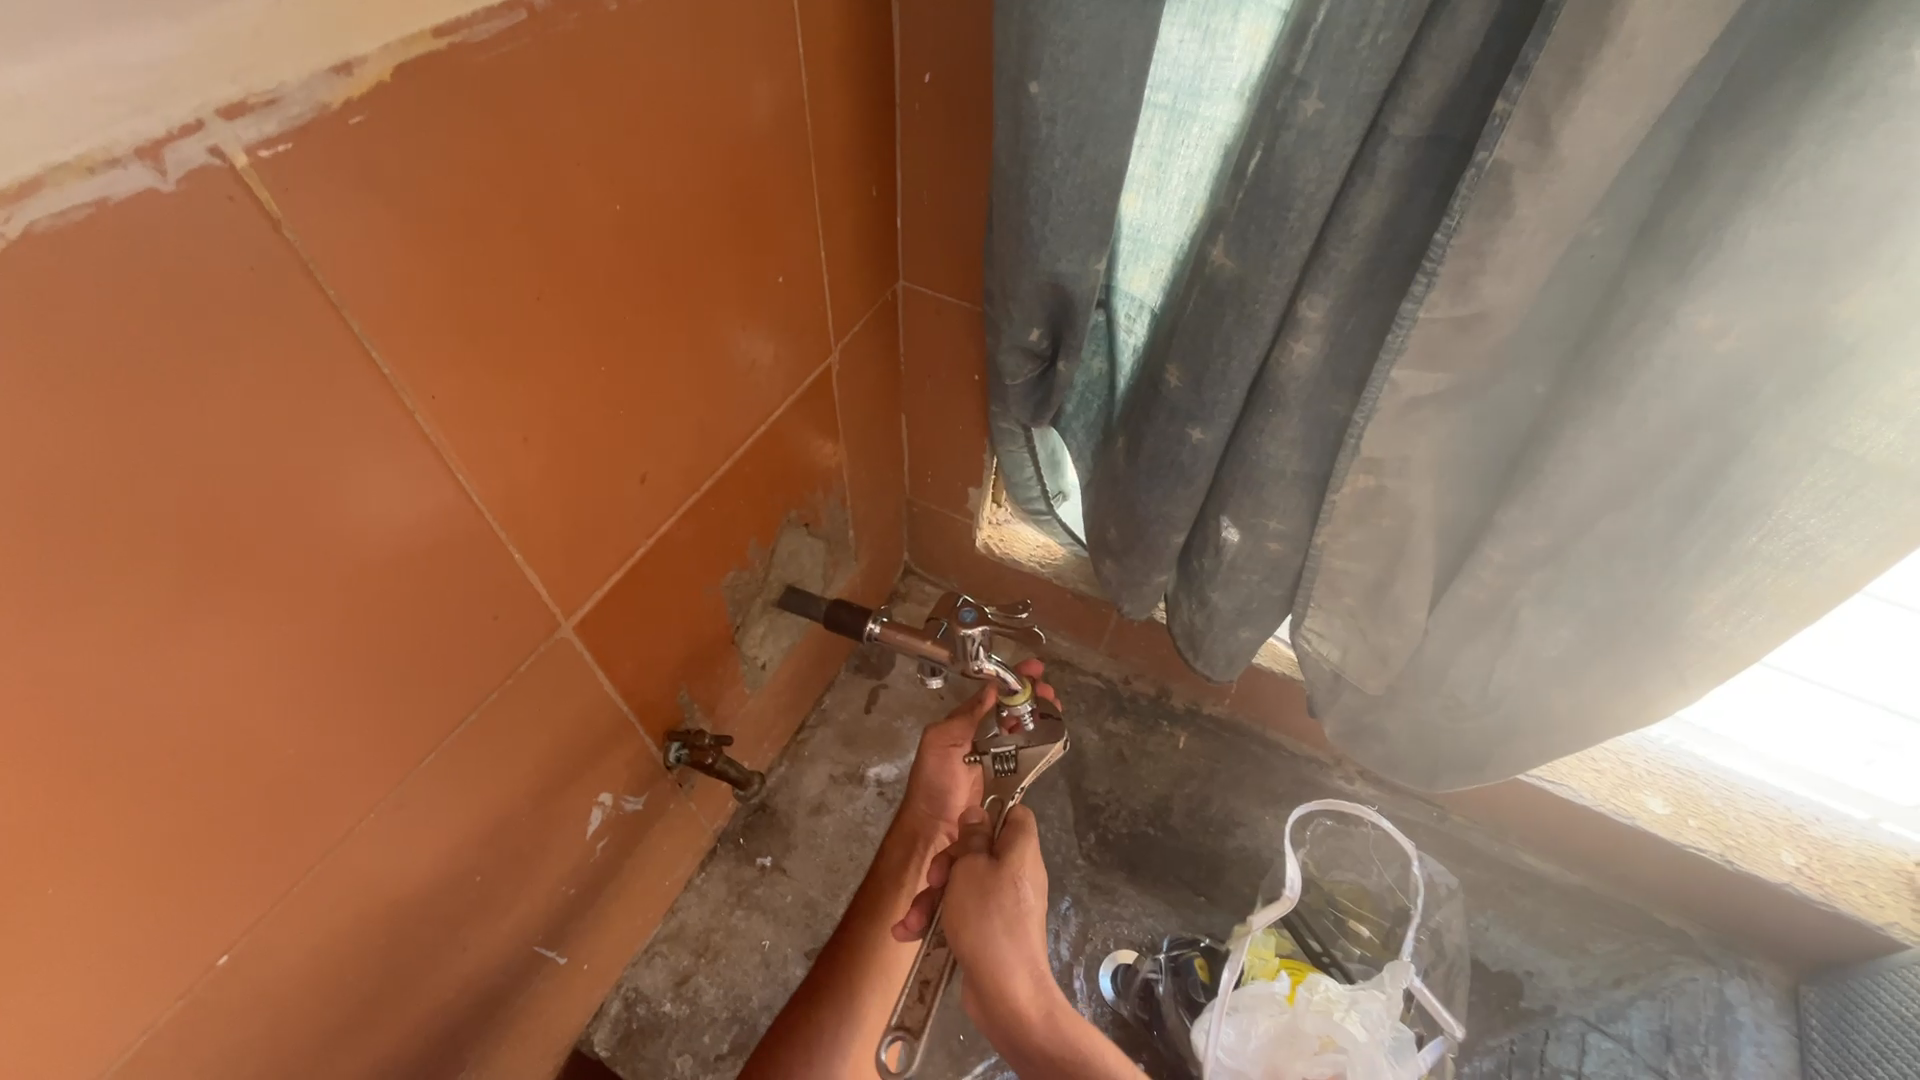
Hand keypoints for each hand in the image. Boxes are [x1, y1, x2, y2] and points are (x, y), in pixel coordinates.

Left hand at [895, 658, 1057, 842]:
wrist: (936, 829)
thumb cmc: (934, 783)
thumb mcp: (941, 742)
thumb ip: (966, 716)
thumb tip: (992, 689)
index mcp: (961, 723)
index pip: (990, 694)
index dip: (1011, 680)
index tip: (1035, 669)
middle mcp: (979, 736)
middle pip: (1009, 709)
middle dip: (1030, 696)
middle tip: (1050, 690)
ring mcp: (994, 757)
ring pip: (1020, 728)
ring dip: (1037, 714)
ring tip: (1055, 706)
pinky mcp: (1007, 778)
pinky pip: (1026, 755)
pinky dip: (1039, 741)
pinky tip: (1051, 733)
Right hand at [895, 804, 1060, 1046]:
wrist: (1006, 993)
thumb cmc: (988, 919)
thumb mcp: (972, 868)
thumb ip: (973, 837)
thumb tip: (978, 814)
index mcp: (1021, 850)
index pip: (1016, 815)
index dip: (990, 815)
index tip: (962, 828)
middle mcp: (1016, 874)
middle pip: (979, 851)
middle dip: (947, 864)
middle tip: (933, 879)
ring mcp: (1004, 905)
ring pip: (964, 884)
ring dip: (933, 898)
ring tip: (911, 919)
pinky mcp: (991, 932)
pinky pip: (964, 913)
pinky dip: (938, 921)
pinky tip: (909, 934)